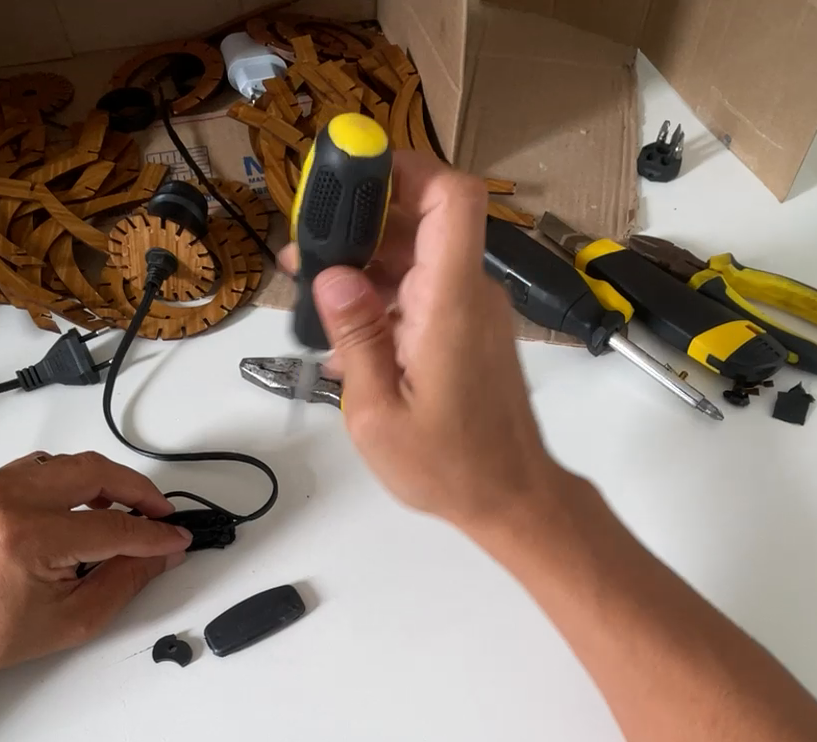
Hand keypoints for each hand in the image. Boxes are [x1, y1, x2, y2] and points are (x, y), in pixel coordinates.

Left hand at [0, 452, 192, 680]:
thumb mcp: (70, 621)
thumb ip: (124, 582)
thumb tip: (160, 555)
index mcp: (27, 538)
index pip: (113, 526)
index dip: (154, 535)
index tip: (178, 539)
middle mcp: (4, 499)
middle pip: (94, 472)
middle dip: (138, 491)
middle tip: (161, 513)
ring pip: (67, 464)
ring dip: (106, 482)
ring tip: (128, 510)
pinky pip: (38, 468)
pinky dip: (69, 481)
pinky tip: (82, 505)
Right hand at [282, 151, 572, 533]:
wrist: (511, 498)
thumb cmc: (450, 467)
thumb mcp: (379, 413)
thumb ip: (356, 337)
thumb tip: (332, 273)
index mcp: (452, 304)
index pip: (450, 198)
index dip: (404, 169)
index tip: (350, 176)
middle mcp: (471, 296)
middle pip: (423, 221)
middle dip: (362, 222)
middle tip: (305, 251)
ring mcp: (474, 314)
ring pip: (420, 258)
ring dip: (367, 264)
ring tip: (315, 294)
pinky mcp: (471, 334)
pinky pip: (426, 292)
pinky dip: (386, 297)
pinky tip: (350, 330)